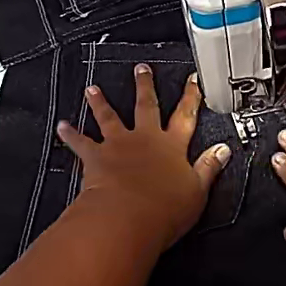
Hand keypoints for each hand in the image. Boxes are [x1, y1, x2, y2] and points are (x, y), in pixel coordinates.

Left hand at [56, 64, 229, 247]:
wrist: (127, 216)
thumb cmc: (163, 209)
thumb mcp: (197, 191)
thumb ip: (209, 168)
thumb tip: (222, 151)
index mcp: (172, 146)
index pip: (185, 116)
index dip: (191, 97)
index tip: (192, 81)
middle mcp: (144, 139)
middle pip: (145, 106)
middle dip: (145, 86)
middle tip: (141, 69)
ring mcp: (118, 145)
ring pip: (109, 117)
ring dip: (101, 102)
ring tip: (94, 88)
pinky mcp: (96, 157)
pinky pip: (80, 142)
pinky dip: (70, 134)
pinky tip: (63, 125)